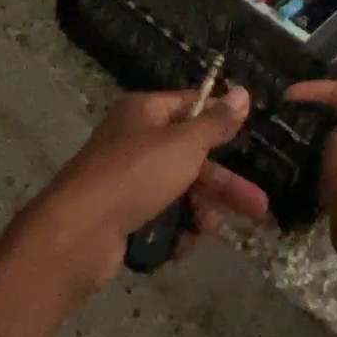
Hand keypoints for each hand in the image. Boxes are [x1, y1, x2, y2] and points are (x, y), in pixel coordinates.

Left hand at [24, 86, 268, 290]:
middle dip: (222, 183)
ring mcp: (125, 181)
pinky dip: (174, 230)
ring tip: (214, 231)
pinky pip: (158, 218)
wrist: (78, 233)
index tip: (247, 134)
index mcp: (143, 112)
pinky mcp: (120, 216)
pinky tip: (184, 244)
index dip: (218, 119)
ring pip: (176, 190)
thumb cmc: (135, 175)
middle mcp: (133, 141)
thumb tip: (242, 91)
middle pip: (189, 156)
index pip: (189, 105)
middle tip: (258, 207)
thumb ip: (215, 124)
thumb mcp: (184, 144)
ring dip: (200, 210)